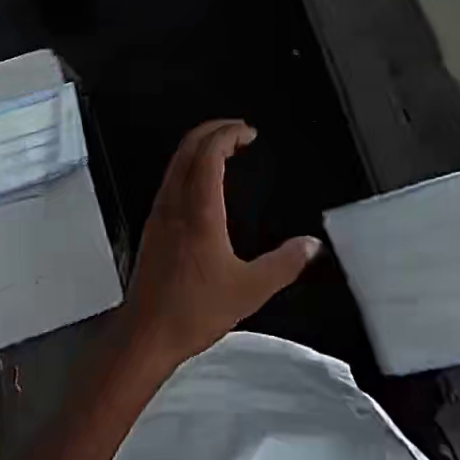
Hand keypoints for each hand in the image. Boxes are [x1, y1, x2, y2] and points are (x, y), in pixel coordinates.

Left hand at [114, 120, 322, 368]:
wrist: (147, 330)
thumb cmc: (196, 310)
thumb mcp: (250, 290)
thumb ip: (284, 264)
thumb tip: (312, 244)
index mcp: (199, 211)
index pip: (208, 154)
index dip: (228, 134)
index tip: (248, 132)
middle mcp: (175, 202)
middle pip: (188, 148)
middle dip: (213, 130)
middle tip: (239, 131)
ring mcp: (160, 210)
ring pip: (176, 161)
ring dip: (199, 145)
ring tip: (225, 148)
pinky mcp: (153, 222)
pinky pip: (171, 177)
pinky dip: (189, 163)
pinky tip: (203, 179)